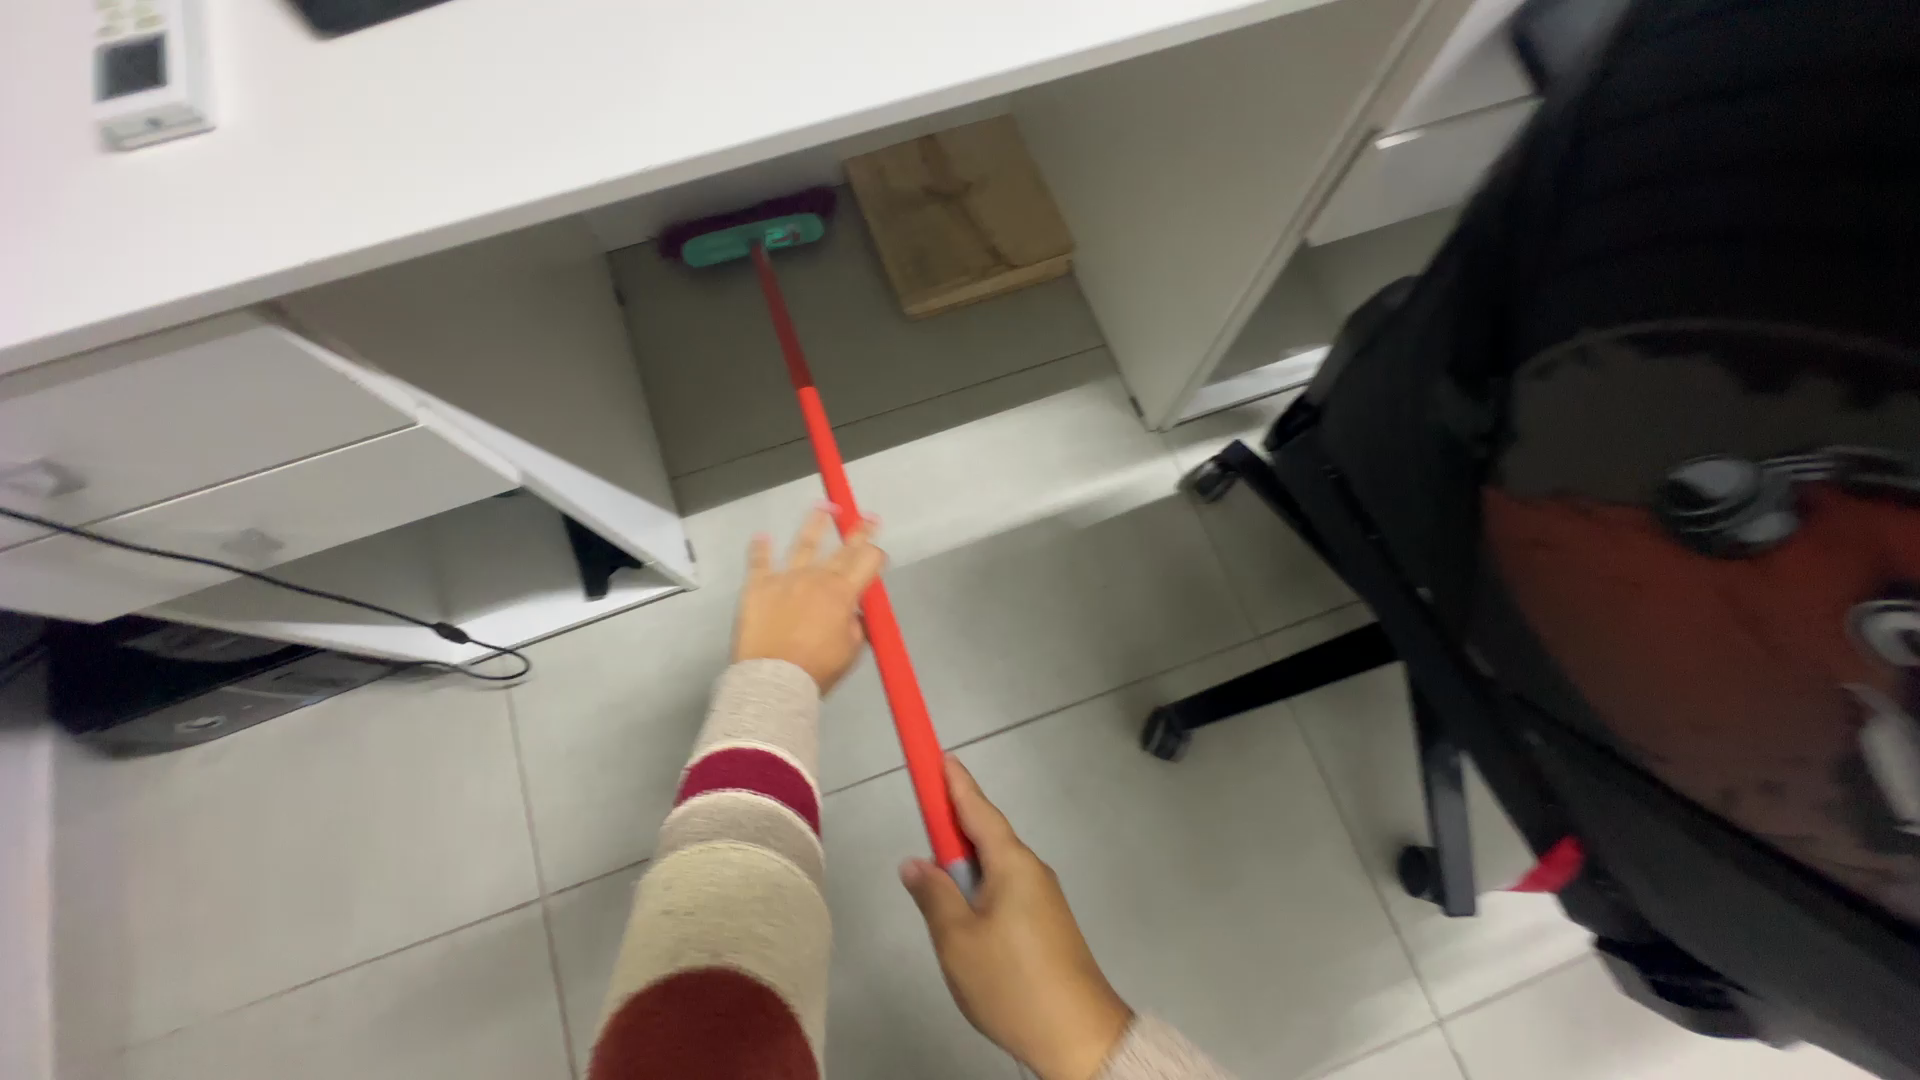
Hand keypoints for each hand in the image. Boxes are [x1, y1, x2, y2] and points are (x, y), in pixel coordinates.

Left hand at [732, 507, 886, 694]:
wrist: (774, 680)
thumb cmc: (817, 669)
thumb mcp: (851, 650)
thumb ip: (855, 625)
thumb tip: (850, 612)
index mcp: (843, 593)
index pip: (868, 562)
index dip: (877, 555)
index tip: (879, 553)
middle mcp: (816, 578)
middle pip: (843, 549)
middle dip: (859, 531)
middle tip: (868, 517)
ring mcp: (785, 578)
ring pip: (803, 544)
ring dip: (815, 524)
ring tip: (822, 506)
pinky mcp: (757, 586)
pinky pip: (759, 562)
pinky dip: (760, 548)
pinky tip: (762, 536)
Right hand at [900, 757, 1133, 1079]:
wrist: (1079, 1035)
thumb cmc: (1012, 981)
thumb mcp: (958, 940)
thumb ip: (934, 895)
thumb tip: (916, 862)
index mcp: (1011, 863)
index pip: (978, 810)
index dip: (956, 783)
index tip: (941, 756)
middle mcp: (1031, 870)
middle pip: (987, 835)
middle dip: (956, 824)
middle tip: (926, 816)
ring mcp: (1043, 897)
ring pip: (996, 866)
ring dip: (967, 863)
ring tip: (938, 878)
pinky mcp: (1048, 923)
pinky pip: (1007, 888)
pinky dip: (982, 886)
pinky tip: (967, 912)